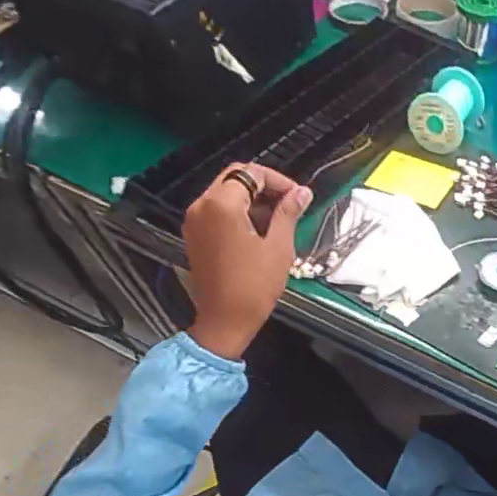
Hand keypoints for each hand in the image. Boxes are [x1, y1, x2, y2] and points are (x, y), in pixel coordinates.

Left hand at [183, 163, 311, 359]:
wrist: (224, 322)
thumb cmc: (254, 287)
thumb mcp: (278, 248)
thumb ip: (288, 213)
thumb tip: (302, 192)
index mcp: (221, 205)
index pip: (251, 173)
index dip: (278, 181)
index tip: (297, 196)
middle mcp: (201, 206)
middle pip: (234, 178)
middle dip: (263, 187)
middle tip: (288, 204)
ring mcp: (194, 221)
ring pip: (224, 193)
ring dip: (251, 199)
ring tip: (277, 219)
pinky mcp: (193, 235)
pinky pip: (216, 211)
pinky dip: (236, 212)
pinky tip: (257, 229)